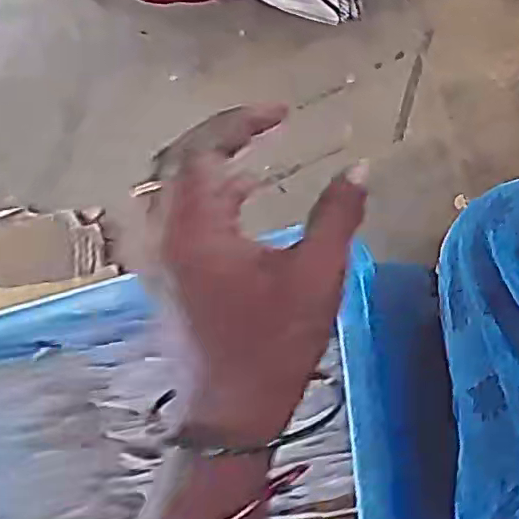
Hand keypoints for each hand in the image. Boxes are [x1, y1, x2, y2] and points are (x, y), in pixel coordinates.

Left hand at [133, 106, 366, 445]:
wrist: (232, 405)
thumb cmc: (276, 336)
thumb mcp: (319, 270)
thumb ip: (338, 213)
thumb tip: (359, 167)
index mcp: (197, 233)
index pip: (200, 155)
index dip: (238, 124)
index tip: (282, 113)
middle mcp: (164, 240)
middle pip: (172, 165)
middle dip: (218, 135)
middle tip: (266, 122)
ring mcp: (159, 260)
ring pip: (166, 188)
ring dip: (207, 160)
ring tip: (256, 147)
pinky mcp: (167, 275)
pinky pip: (173, 212)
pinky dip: (205, 188)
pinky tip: (245, 193)